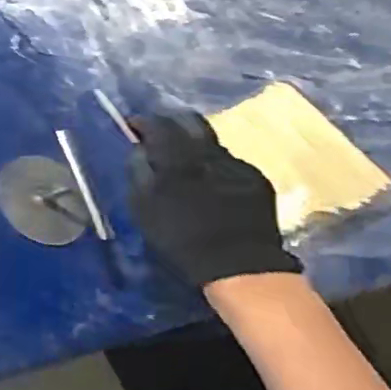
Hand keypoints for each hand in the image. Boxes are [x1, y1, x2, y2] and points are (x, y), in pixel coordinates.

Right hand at [127, 112, 300, 290]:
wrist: (239, 267)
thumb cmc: (178, 237)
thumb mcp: (143, 205)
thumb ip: (139, 171)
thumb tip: (139, 148)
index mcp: (180, 162)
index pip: (161, 126)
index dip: (144, 122)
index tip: (132, 125)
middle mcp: (214, 157)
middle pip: (193, 125)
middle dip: (172, 124)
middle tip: (157, 133)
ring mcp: (241, 168)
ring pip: (211, 145)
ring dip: (193, 147)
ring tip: (182, 162)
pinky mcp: (258, 181)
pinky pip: (228, 163)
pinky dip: (212, 165)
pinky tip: (207, 181)